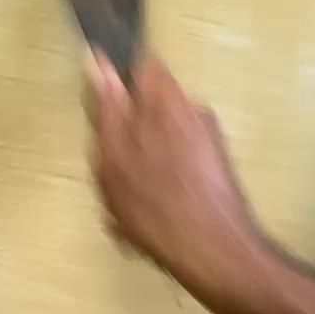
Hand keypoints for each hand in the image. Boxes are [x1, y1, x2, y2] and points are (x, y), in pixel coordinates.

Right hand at [83, 50, 263, 292]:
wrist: (214, 252)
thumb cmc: (154, 202)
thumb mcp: (115, 155)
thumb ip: (108, 106)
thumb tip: (99, 61)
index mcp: (165, 98)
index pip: (139, 63)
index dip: (117, 81)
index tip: (103, 111)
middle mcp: (193, 110)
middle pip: (147, 109)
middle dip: (125, 137)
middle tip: (110, 176)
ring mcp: (208, 142)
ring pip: (158, 145)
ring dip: (137, 171)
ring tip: (126, 214)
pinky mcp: (215, 172)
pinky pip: (174, 171)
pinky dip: (157, 190)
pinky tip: (145, 226)